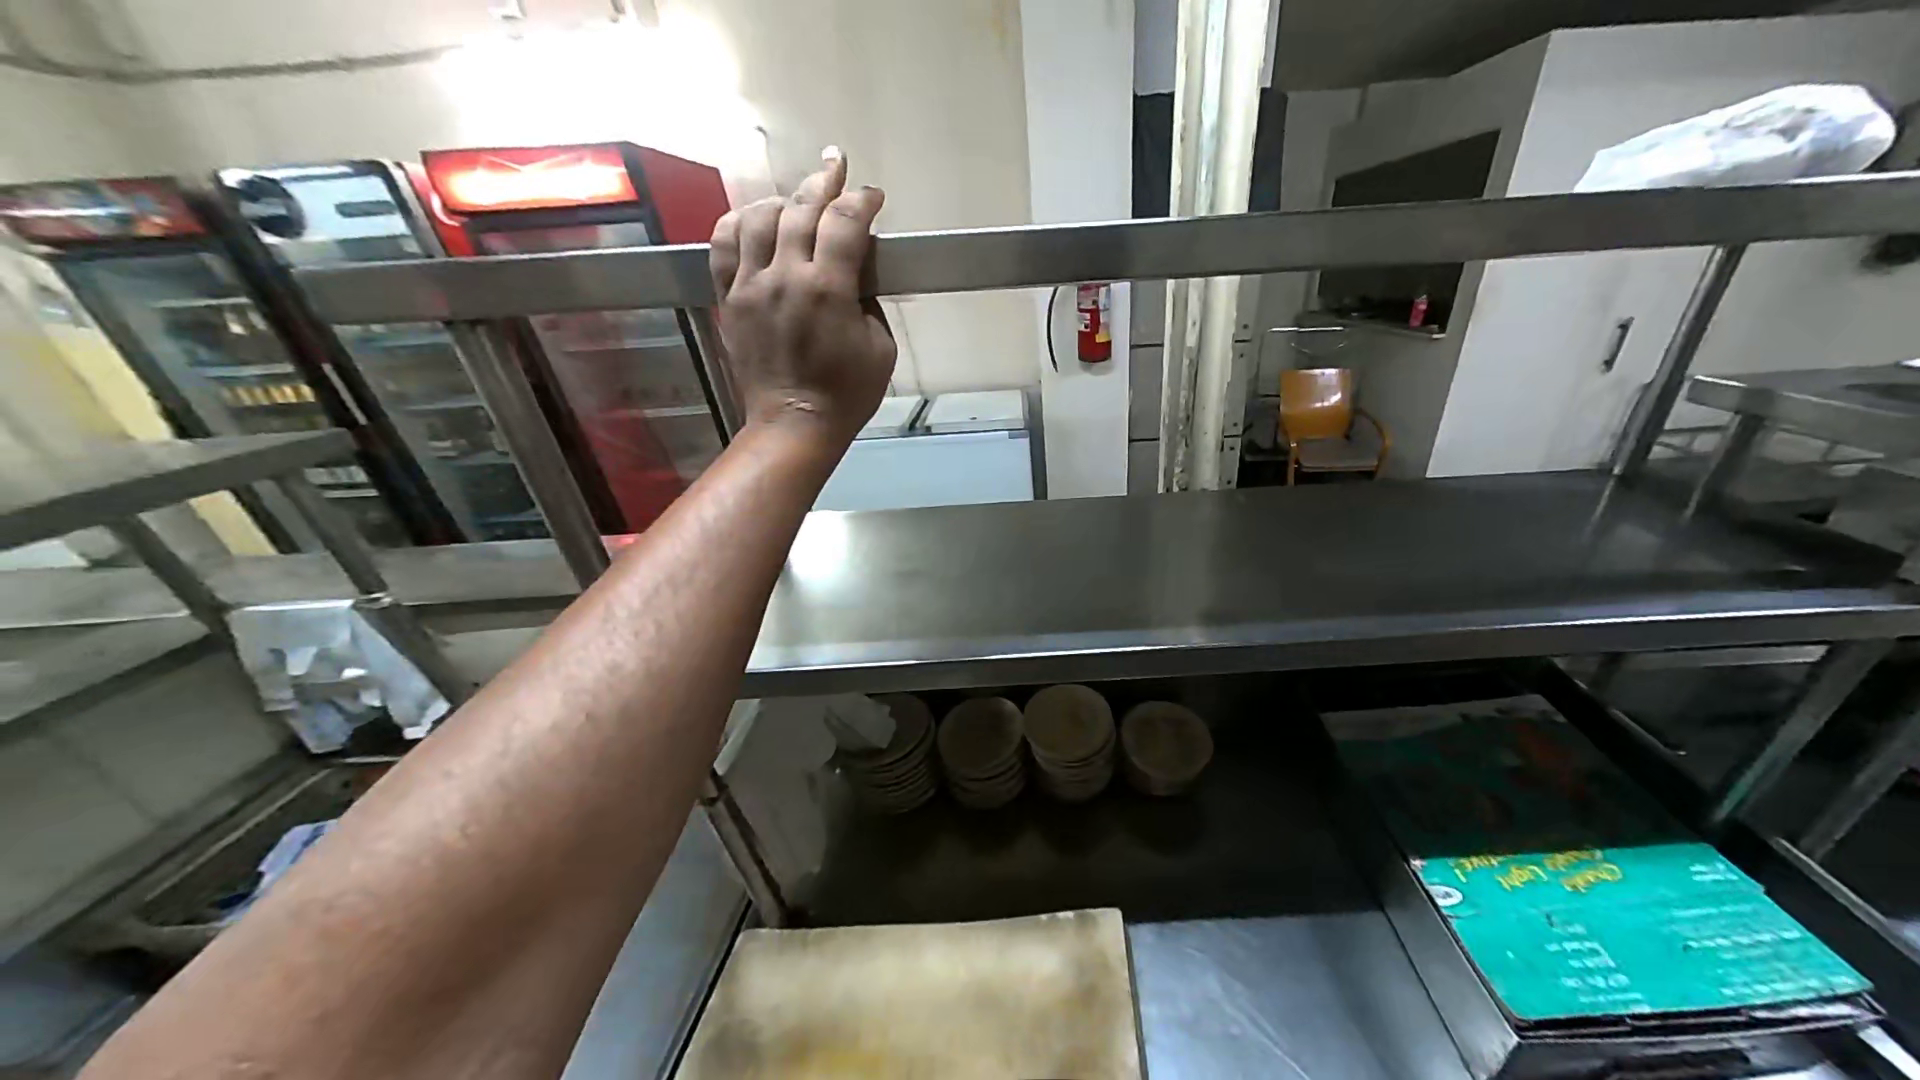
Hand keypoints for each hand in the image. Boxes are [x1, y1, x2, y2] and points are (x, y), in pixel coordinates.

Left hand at [709, 148, 894, 445]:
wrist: (793, 425)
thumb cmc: (846, 394)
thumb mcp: (881, 348)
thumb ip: (869, 301)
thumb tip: (856, 271)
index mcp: (827, 290)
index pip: (845, 222)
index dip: (862, 200)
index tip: (873, 197)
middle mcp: (784, 278)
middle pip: (801, 209)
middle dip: (824, 182)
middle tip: (838, 167)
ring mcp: (749, 286)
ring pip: (758, 218)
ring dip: (782, 199)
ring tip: (798, 198)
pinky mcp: (728, 299)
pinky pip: (723, 245)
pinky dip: (739, 223)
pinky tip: (755, 220)